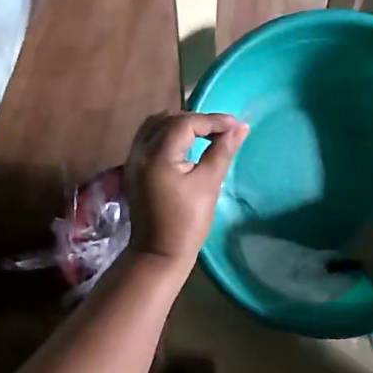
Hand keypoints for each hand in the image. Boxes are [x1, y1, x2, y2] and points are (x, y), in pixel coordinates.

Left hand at [124, 111, 247, 272]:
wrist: (159, 253)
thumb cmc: (187, 222)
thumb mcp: (209, 184)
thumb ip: (222, 151)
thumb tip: (240, 127)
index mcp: (157, 155)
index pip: (186, 123)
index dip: (213, 121)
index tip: (236, 127)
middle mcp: (140, 151)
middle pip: (168, 119)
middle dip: (197, 120)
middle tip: (222, 131)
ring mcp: (133, 159)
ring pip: (155, 126)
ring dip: (180, 124)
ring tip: (205, 134)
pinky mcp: (133, 168)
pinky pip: (149, 138)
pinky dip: (168, 134)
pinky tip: (186, 145)